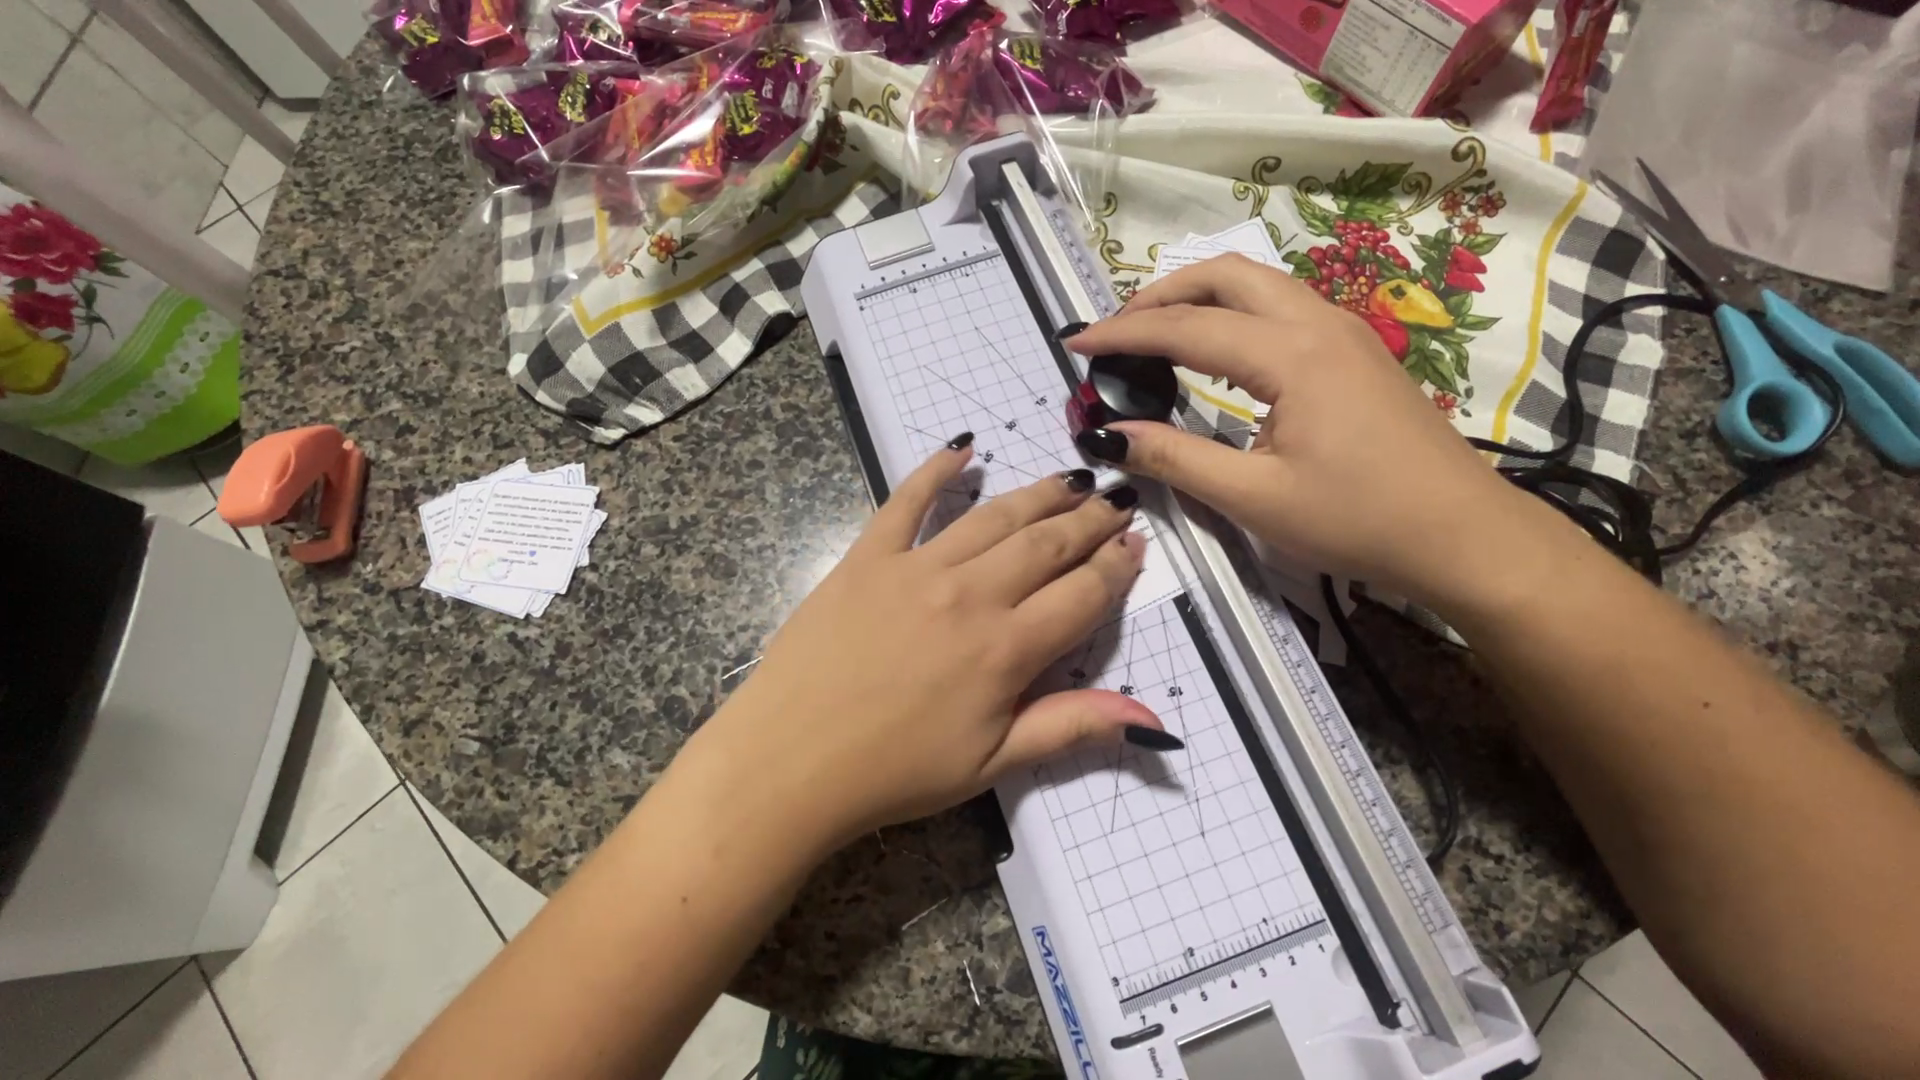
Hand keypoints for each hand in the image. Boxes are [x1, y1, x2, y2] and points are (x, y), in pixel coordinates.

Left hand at [692, 438, 1176, 850]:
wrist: (789, 764)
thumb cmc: (894, 774)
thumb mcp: (991, 765)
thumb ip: (1071, 728)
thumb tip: (1153, 719)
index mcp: (1006, 651)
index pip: (1083, 594)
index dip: (1117, 566)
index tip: (1138, 542)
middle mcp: (970, 595)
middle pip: (1047, 545)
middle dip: (1090, 520)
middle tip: (1117, 499)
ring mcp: (916, 568)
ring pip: (994, 517)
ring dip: (1039, 494)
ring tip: (1070, 479)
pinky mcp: (867, 557)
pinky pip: (907, 500)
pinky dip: (937, 469)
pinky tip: (963, 446)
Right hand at [1064, 255, 1547, 610]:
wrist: (1461, 535)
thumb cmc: (1358, 520)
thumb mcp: (1255, 498)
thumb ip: (1175, 459)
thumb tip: (1106, 436)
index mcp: (1292, 355)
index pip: (1186, 326)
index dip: (1122, 333)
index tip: (1074, 343)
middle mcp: (1318, 323)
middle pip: (1225, 275)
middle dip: (1161, 294)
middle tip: (1115, 333)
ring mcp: (1343, 330)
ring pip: (1257, 283)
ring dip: (1198, 297)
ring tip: (1153, 336)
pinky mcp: (1354, 350)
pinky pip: (1279, 306)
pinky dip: (1231, 312)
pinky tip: (1214, 352)